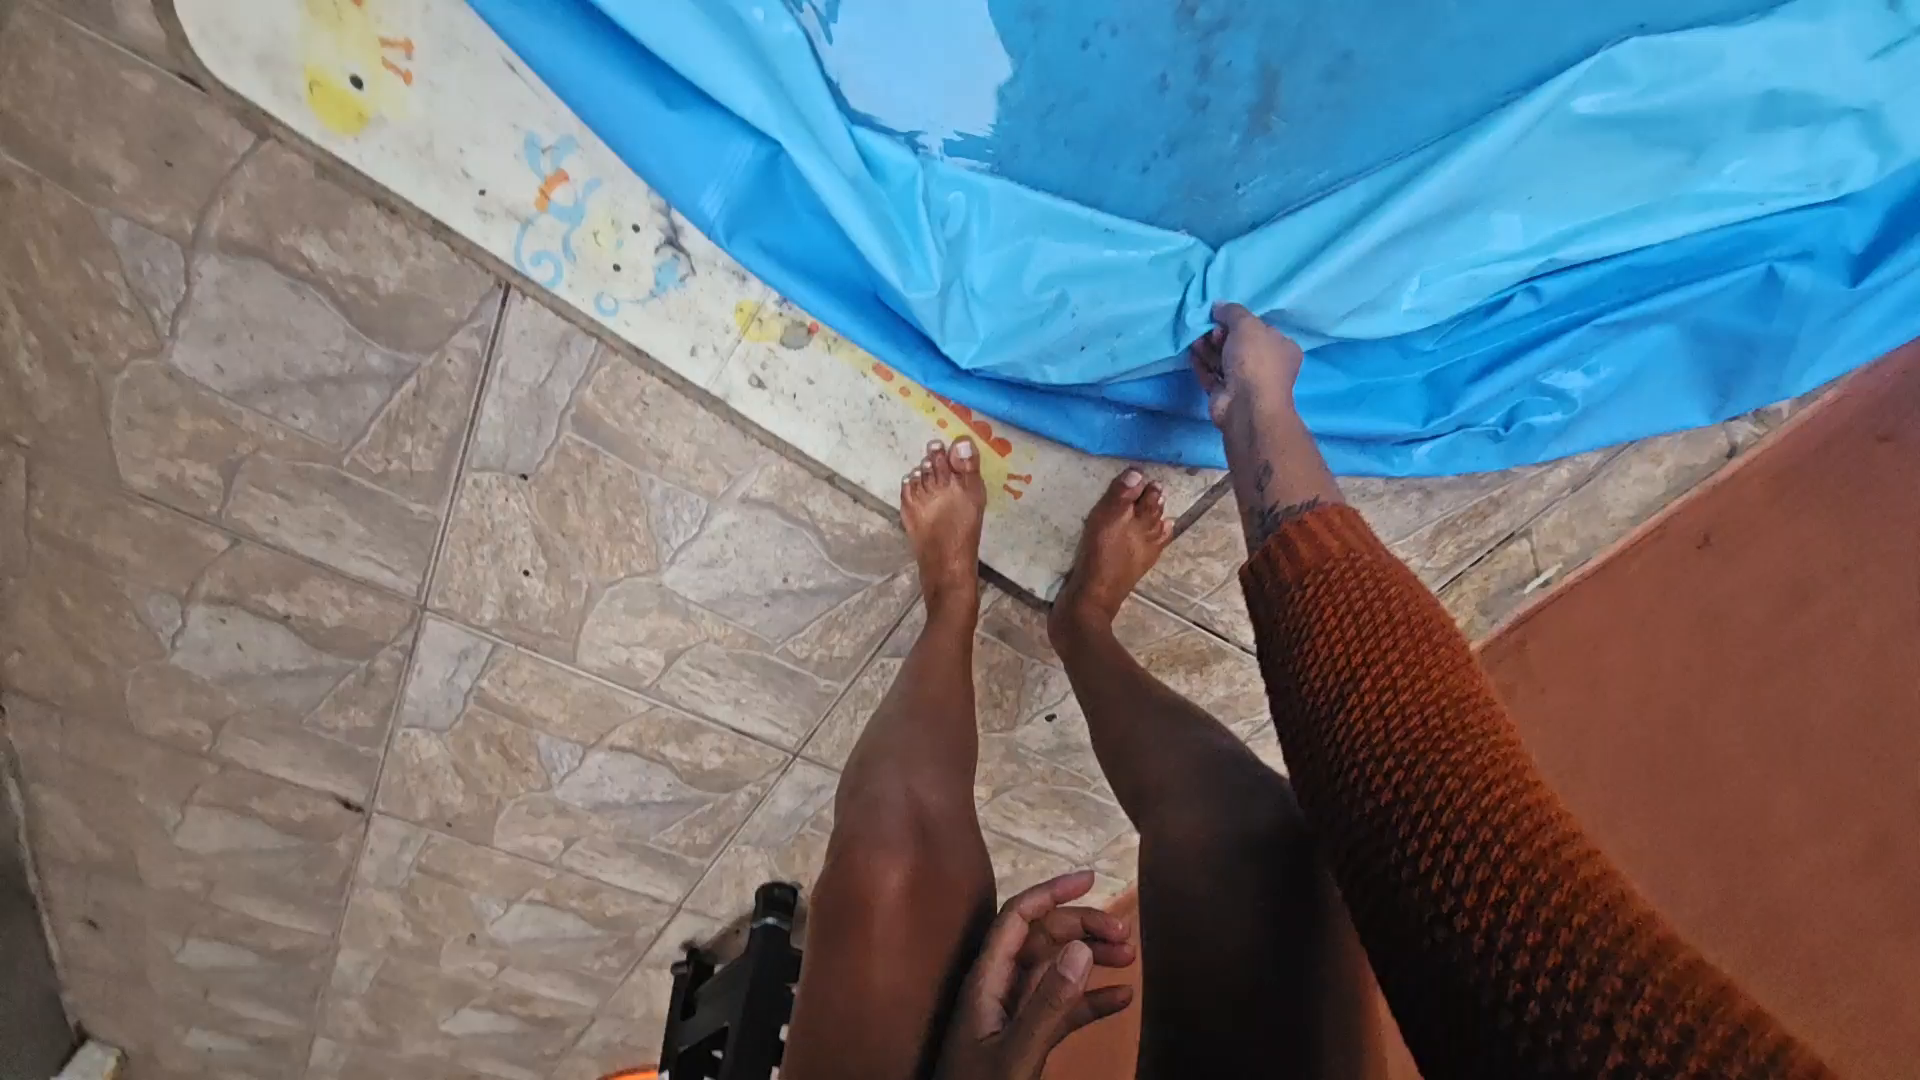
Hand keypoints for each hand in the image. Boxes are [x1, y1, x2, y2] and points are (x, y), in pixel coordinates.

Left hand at [934, 871, 1136, 1079]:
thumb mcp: (1014, 1056)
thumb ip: (1046, 1005)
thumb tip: (1080, 948)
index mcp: (986, 979)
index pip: (1019, 916)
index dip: (1052, 891)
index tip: (1091, 878)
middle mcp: (998, 987)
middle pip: (1042, 938)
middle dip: (1082, 926)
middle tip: (1125, 934)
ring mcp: (1012, 1014)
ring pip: (1055, 969)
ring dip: (1091, 958)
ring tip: (1129, 956)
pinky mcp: (1026, 1041)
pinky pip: (1062, 1009)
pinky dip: (1091, 1000)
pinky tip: (1123, 998)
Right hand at [1187, 302, 1304, 428]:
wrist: (1246, 404)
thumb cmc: (1254, 360)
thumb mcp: (1247, 325)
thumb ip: (1233, 312)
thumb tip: (1219, 305)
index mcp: (1281, 348)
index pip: (1259, 329)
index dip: (1240, 322)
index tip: (1222, 317)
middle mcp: (1265, 365)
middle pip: (1239, 345)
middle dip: (1220, 336)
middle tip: (1208, 330)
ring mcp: (1245, 382)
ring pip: (1224, 361)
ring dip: (1209, 349)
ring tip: (1195, 340)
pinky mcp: (1226, 395)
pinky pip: (1212, 376)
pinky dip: (1203, 365)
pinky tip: (1192, 354)